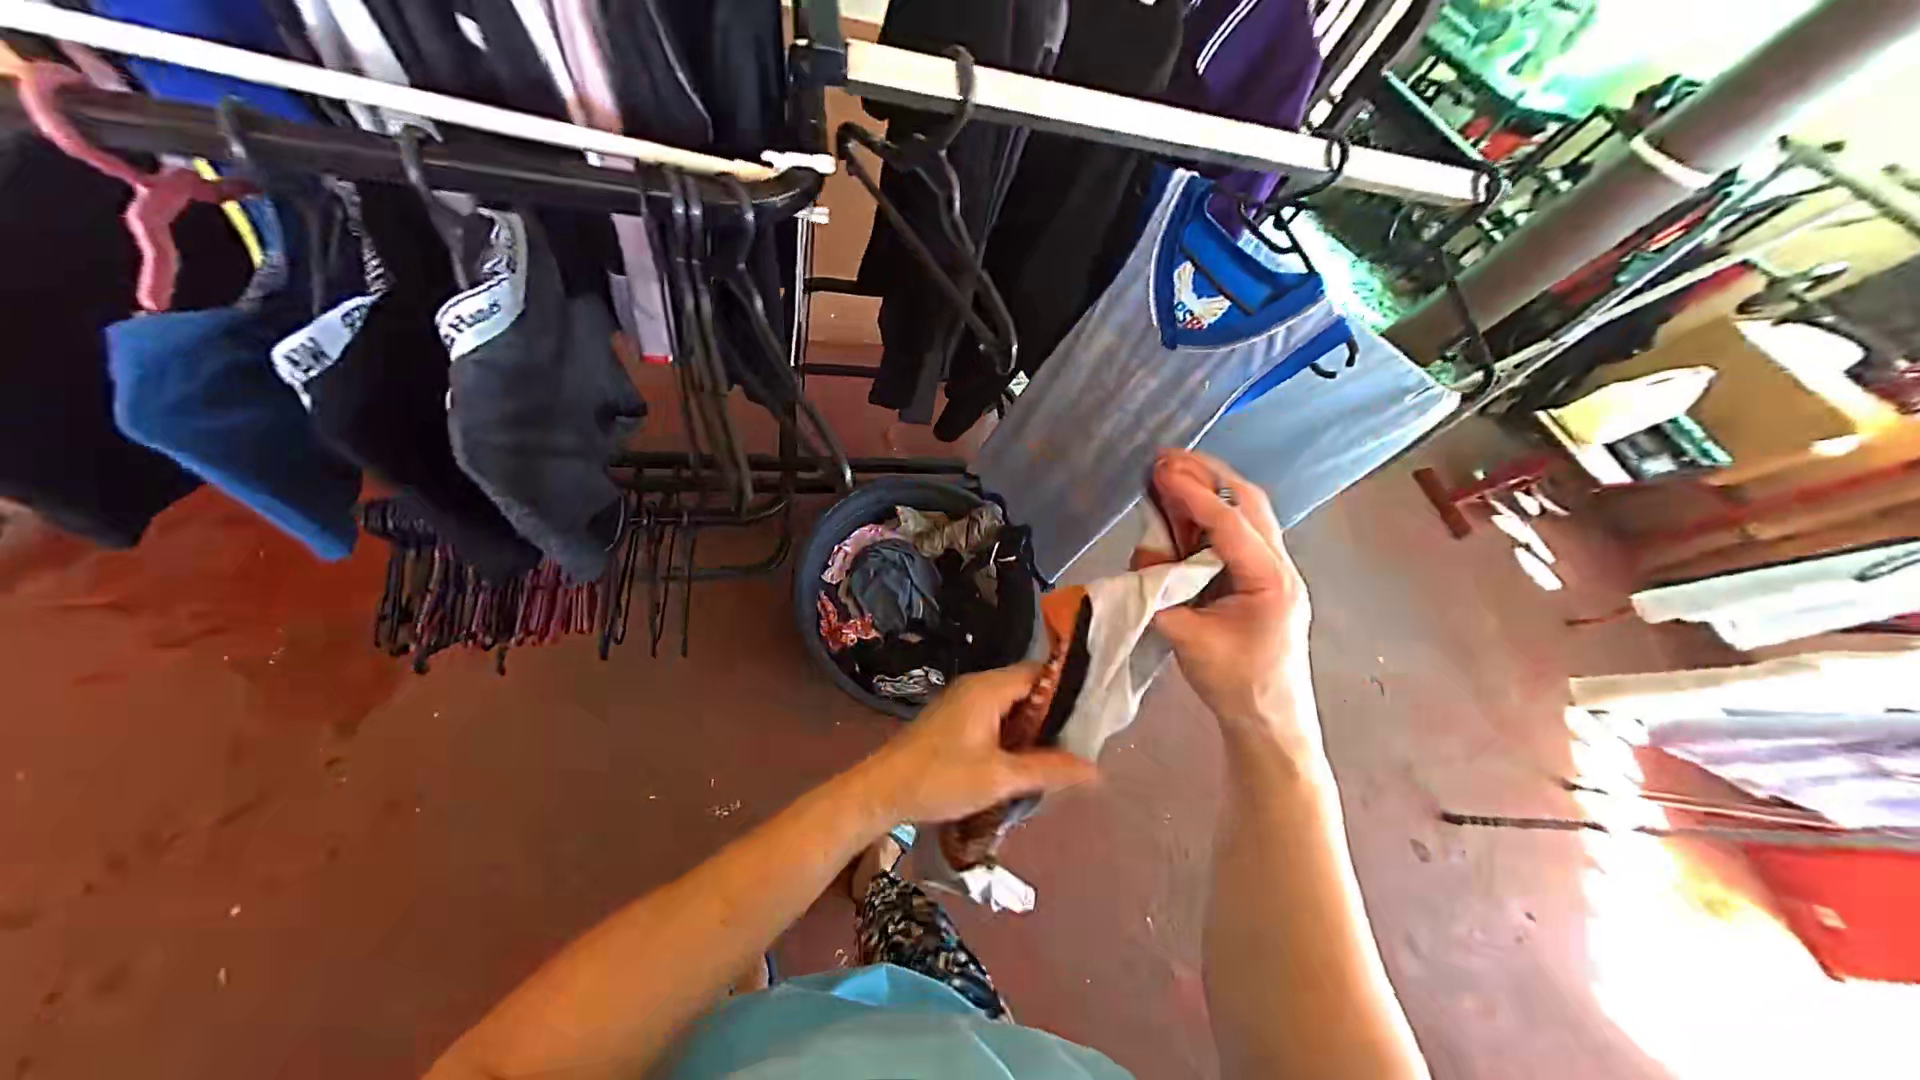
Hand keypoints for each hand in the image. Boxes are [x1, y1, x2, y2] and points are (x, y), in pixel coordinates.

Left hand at [862, 664, 1097, 825]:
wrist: (880, 791)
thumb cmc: (939, 779)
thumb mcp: (998, 778)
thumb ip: (1047, 769)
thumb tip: (1094, 769)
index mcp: (987, 688)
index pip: (1039, 673)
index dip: (1067, 691)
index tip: (1091, 716)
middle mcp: (976, 686)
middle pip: (1026, 688)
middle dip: (1052, 714)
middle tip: (1078, 742)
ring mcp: (962, 702)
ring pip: (1010, 705)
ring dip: (1031, 728)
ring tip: (1056, 755)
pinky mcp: (953, 720)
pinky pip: (994, 717)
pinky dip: (1012, 734)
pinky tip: (1022, 761)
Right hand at [1149, 449, 1321, 759]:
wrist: (1272, 719)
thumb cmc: (1237, 684)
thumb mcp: (1189, 641)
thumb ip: (1161, 597)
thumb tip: (1141, 564)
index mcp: (1270, 579)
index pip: (1230, 524)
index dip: (1194, 495)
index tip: (1162, 472)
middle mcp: (1279, 565)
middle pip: (1248, 503)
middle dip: (1207, 475)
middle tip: (1165, 457)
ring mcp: (1274, 569)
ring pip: (1247, 512)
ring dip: (1209, 489)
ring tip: (1170, 472)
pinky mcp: (1261, 577)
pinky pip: (1237, 532)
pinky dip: (1210, 513)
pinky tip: (1184, 508)